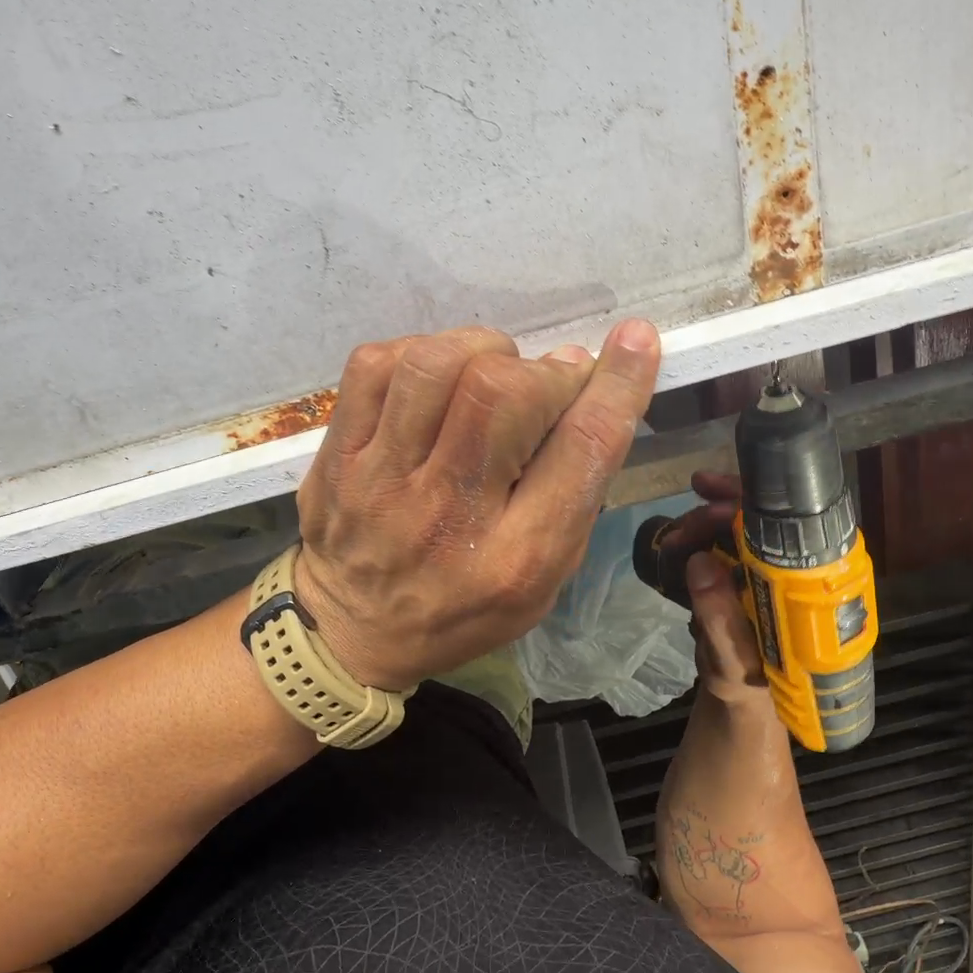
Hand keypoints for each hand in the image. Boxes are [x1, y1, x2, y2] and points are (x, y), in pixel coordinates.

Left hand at [291, 320, 661, 690]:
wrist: (356, 632)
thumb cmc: (466, 606)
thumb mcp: (545, 576)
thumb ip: (573, 489)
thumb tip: (578, 376)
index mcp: (519, 557)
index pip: (581, 448)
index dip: (618, 382)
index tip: (635, 340)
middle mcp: (449, 514)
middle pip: (503, 394)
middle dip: (543, 372)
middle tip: (545, 387)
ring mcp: (382, 481)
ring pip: (436, 366)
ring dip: (481, 351)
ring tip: (490, 374)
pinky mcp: (337, 456)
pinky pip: (376, 366)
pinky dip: (419, 352)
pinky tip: (437, 378)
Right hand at [676, 472, 772, 706]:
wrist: (747, 701)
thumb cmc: (750, 686)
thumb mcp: (734, 661)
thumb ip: (720, 618)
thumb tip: (701, 561)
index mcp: (807, 584)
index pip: (786, 521)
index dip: (747, 498)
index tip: (706, 489)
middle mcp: (795, 568)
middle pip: (760, 516)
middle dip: (713, 515)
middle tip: (679, 531)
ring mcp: (772, 568)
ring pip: (739, 525)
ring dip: (702, 525)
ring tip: (673, 542)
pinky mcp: (750, 573)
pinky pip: (728, 541)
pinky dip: (702, 537)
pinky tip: (682, 545)